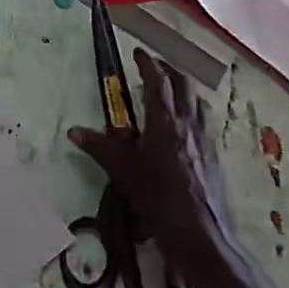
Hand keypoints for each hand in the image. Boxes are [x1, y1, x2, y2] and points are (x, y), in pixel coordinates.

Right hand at [67, 48, 238, 259]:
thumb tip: (75, 132)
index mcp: (166, 121)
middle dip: (168, 72)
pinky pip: (203, 125)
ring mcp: (205, 140)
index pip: (158, 82)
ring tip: (168, 96)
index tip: (139, 53)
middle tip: (153, 69)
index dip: (148, 64)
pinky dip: (191, 116)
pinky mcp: (213, 158)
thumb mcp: (124, 171)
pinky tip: (181, 132)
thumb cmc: (159, 198)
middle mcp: (189, 124)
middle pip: (183, 86)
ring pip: (197, 104)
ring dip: (183, 93)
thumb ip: (101, 148)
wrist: (200, 234)